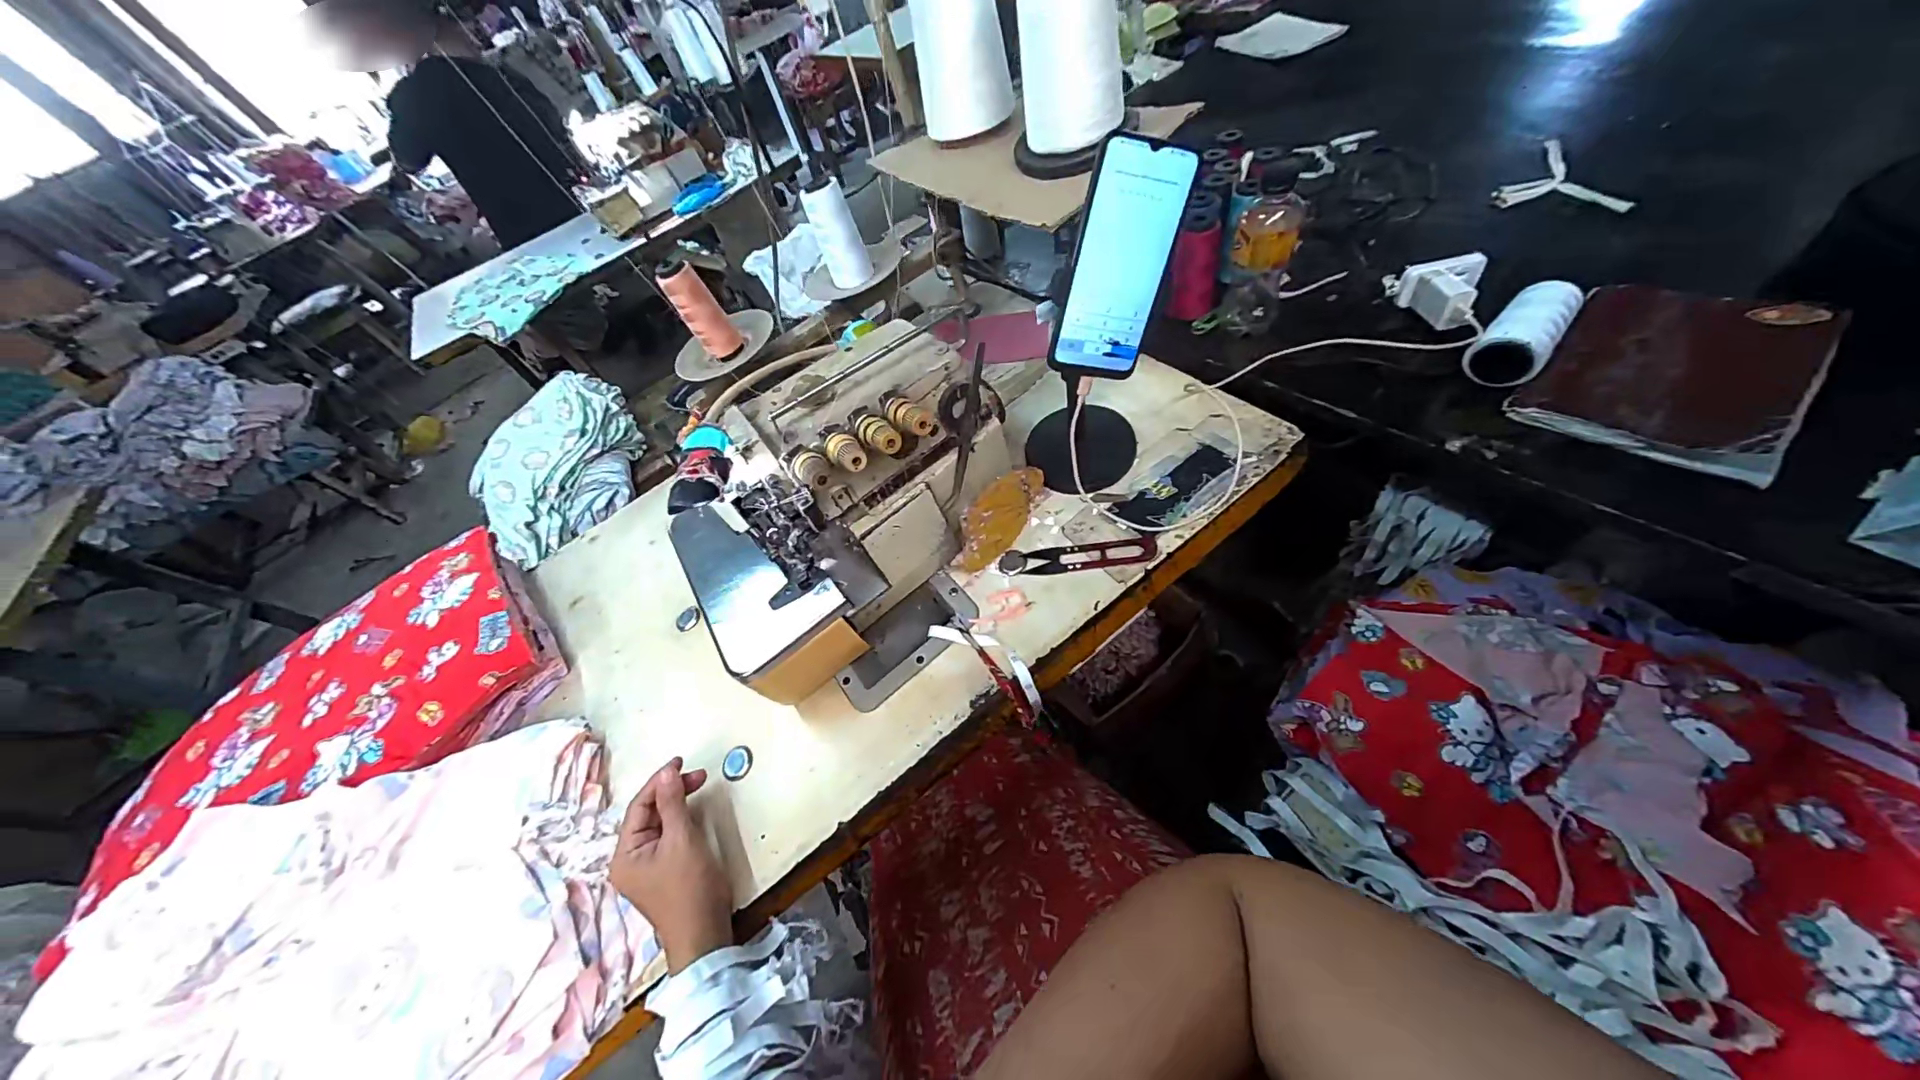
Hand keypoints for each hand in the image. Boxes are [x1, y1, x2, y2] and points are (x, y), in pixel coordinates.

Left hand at [610, 757, 733, 972]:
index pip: (639, 806)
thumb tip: (666, 772)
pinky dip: (680, 819)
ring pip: (658, 823)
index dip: (659, 781)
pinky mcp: (663, 870)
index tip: (681, 762)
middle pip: (647, 814)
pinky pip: (667, 835)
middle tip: (698, 776)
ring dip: (677, 802)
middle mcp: (628, 860)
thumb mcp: (682, 840)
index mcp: (623, 855)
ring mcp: (646, 867)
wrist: (703, 933)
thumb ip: (672, 803)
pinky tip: (692, 810)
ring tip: (698, 786)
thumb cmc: (689, 887)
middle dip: (670, 791)